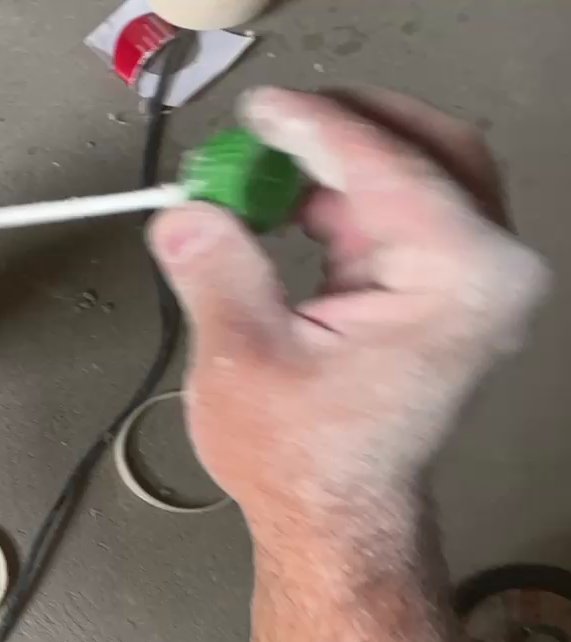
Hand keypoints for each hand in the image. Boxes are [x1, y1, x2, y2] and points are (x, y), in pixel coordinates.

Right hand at [146, 87, 550, 537]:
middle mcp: (484, 269)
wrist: (327, 508)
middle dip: (344, 131)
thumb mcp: (240, 361)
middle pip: (431, 155)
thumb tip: (182, 215)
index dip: (317, 131)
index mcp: (458, 280)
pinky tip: (278, 210)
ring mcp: (464, 281)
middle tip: (263, 129)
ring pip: (414, 182)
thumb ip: (217, 276)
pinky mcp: (431, 294)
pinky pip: (392, 221)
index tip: (261, 109)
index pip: (390, 171)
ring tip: (253, 173)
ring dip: (334, 168)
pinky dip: (334, 203)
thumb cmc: (294, 451)